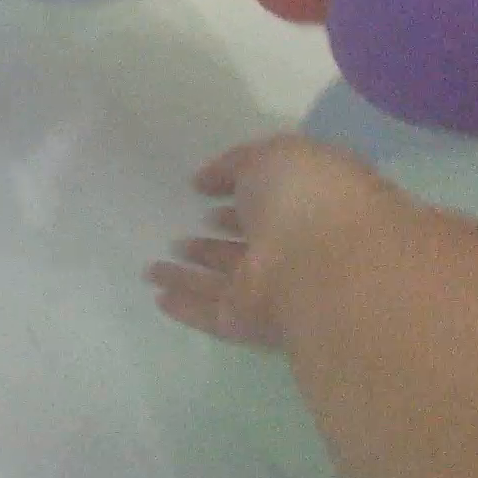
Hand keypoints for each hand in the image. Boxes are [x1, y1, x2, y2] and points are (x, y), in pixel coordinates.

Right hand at [147, 135, 399, 350]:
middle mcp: (297, 250)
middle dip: (213, 242)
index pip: (274, 201)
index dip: (241, 195)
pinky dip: (184, 305)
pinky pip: (208, 311)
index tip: (202, 193)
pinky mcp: (247, 321)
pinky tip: (158, 297)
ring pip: (222, 281)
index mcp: (315, 206)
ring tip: (152, 267)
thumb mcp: (276, 156)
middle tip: (180, 235)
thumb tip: (203, 182)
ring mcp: (273, 289)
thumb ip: (237, 163)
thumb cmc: (310, 202)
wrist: (325, 270)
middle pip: (247, 246)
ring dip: (189, 275)